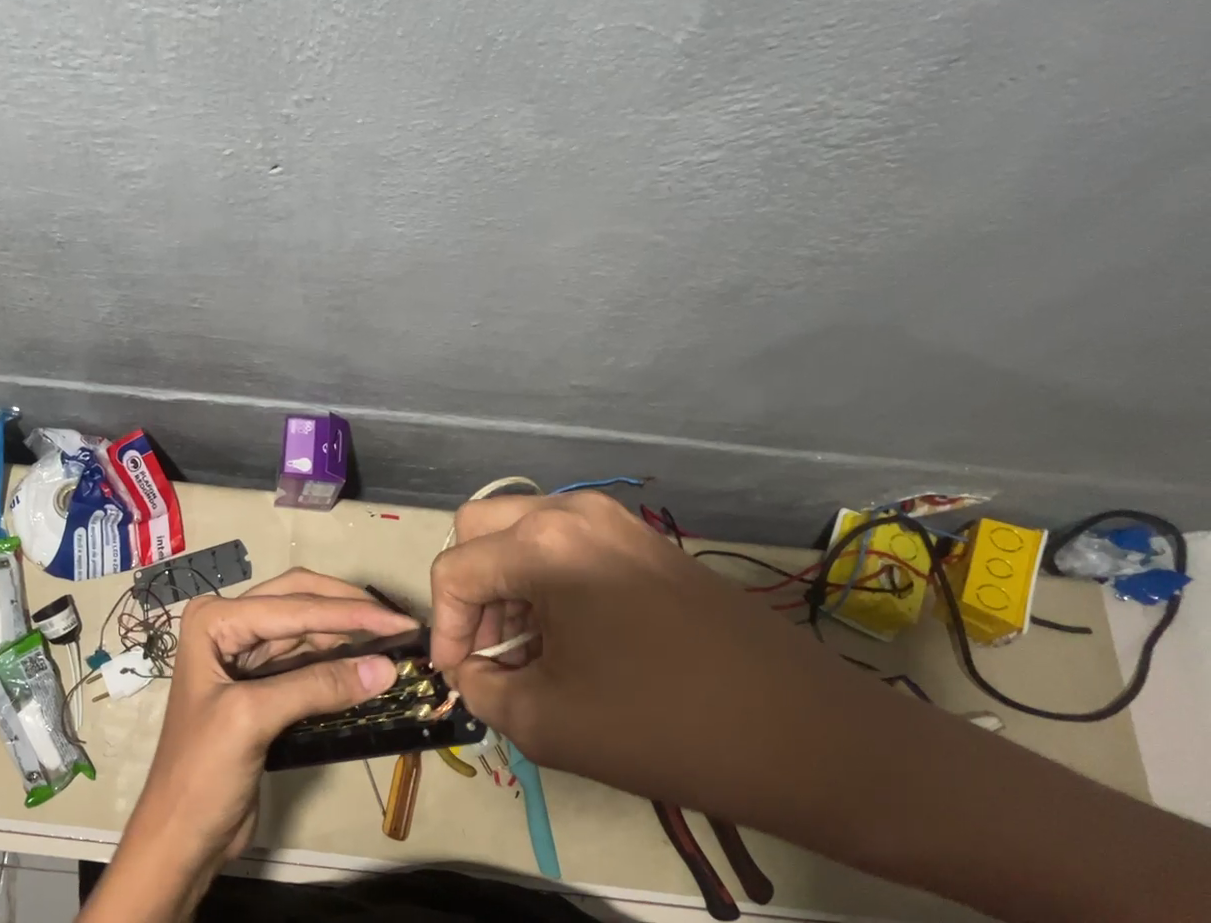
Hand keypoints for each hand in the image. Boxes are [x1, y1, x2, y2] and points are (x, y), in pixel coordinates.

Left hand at [124, 568, 414, 864]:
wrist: (181, 836)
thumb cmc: (202, 773)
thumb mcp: (254, 719)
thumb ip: (318, 686)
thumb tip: (386, 667)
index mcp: (214, 620)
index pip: (292, 605)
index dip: (349, 612)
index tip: (401, 620)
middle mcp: (228, 625)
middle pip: (300, 600)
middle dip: (350, 608)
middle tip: (401, 622)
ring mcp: (245, 654)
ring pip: (308, 627)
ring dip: (348, 631)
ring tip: (396, 638)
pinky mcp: (263, 685)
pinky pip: (308, 658)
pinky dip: (339, 658)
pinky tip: (369, 662)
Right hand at [429, 492, 871, 814]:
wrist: (803, 733)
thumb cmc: (662, 727)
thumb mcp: (545, 721)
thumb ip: (480, 687)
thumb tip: (470, 666)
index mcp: (542, 544)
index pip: (455, 570)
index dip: (442, 626)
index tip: (458, 676)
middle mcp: (572, 512)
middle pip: (480, 528)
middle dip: (468, 588)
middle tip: (484, 648)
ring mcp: (614, 519)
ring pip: (521, 530)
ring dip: (505, 581)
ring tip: (525, 647)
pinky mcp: (644, 540)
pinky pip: (565, 540)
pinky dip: (545, 576)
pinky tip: (567, 634)